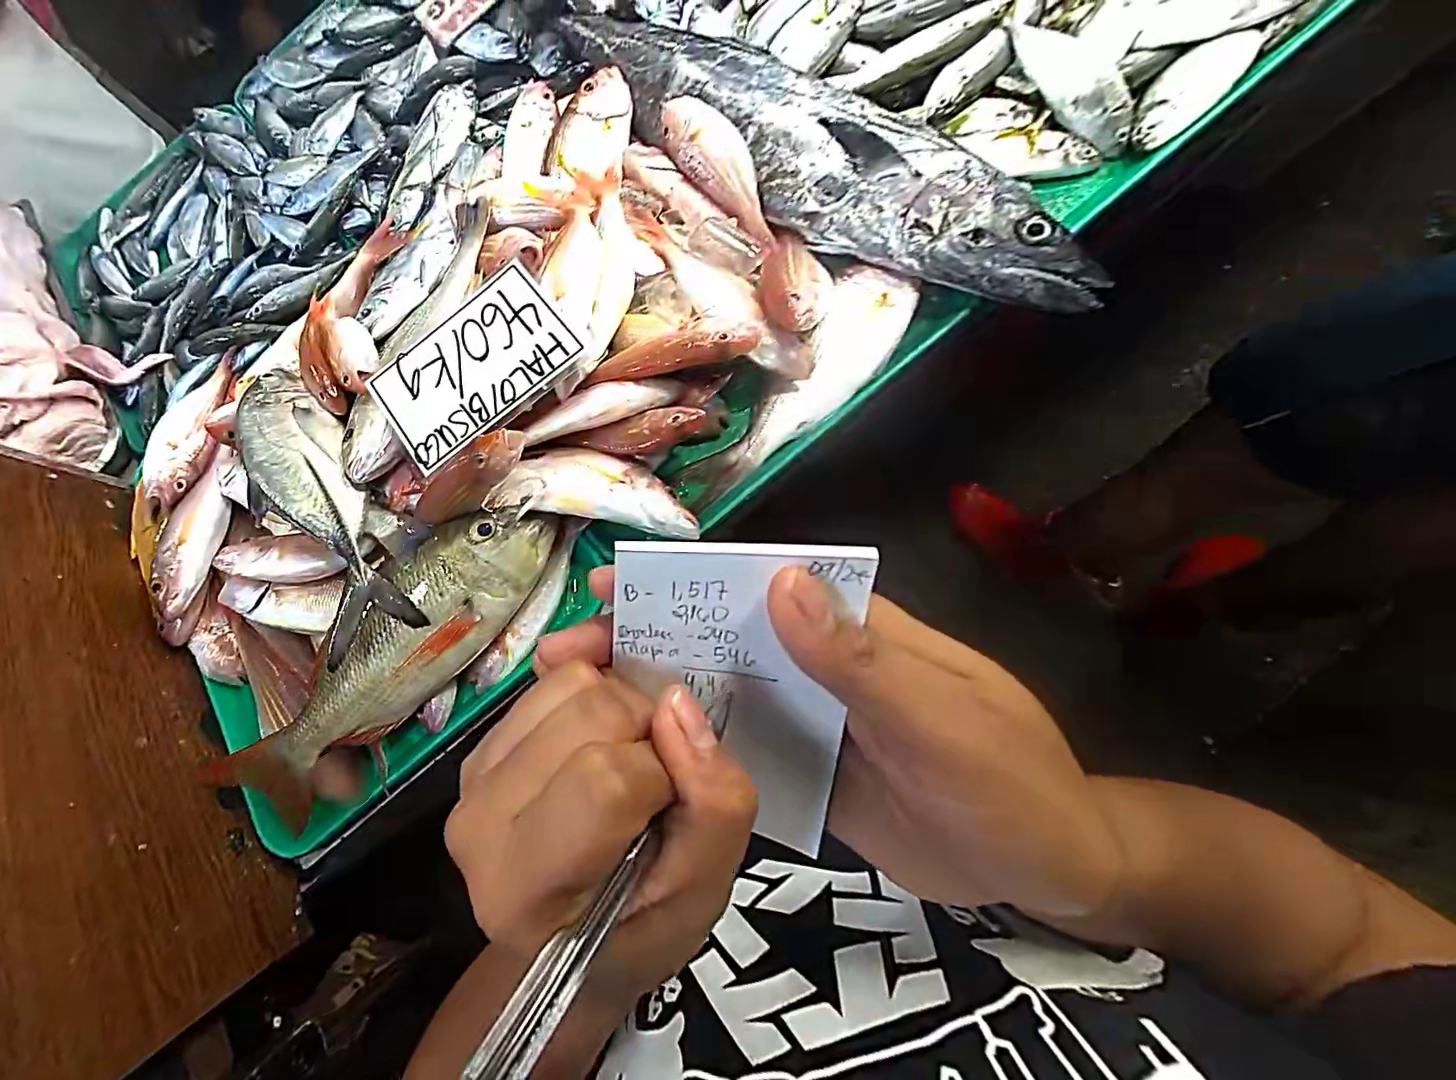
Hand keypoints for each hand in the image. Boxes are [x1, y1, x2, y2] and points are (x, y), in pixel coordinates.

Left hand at [447, 663, 756, 1006]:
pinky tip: (603, 733)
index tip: (670, 804)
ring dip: (621, 706)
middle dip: (646, 731)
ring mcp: (474, 774)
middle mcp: (480, 821)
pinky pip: (549, 678)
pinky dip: (594, 689)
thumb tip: (678, 702)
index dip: (661, 776)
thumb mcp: (701, 895)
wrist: (571, 933)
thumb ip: (714, 804)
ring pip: (568, 682)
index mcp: (524, 883)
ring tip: (630, 757)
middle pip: (588, 713)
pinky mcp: (482, 742)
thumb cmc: (635, 934)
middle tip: (655, 778)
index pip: (604, 778)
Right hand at [538, 566, 1123, 919]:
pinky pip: (724, 743)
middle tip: (566, 654)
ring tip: (576, 700)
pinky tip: (627, 755)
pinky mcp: (790, 762)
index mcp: (845, 627)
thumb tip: (778, 579)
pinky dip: (677, 742)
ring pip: (710, 688)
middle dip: (639, 637)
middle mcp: (807, 660)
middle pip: (712, 635)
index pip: (750, 584)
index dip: (678, 579)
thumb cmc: (1008, 783)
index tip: (611, 584)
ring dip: (647, 688)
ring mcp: (795, 712)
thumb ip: (860, 659)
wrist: (1044, 872)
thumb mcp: (939, 721)